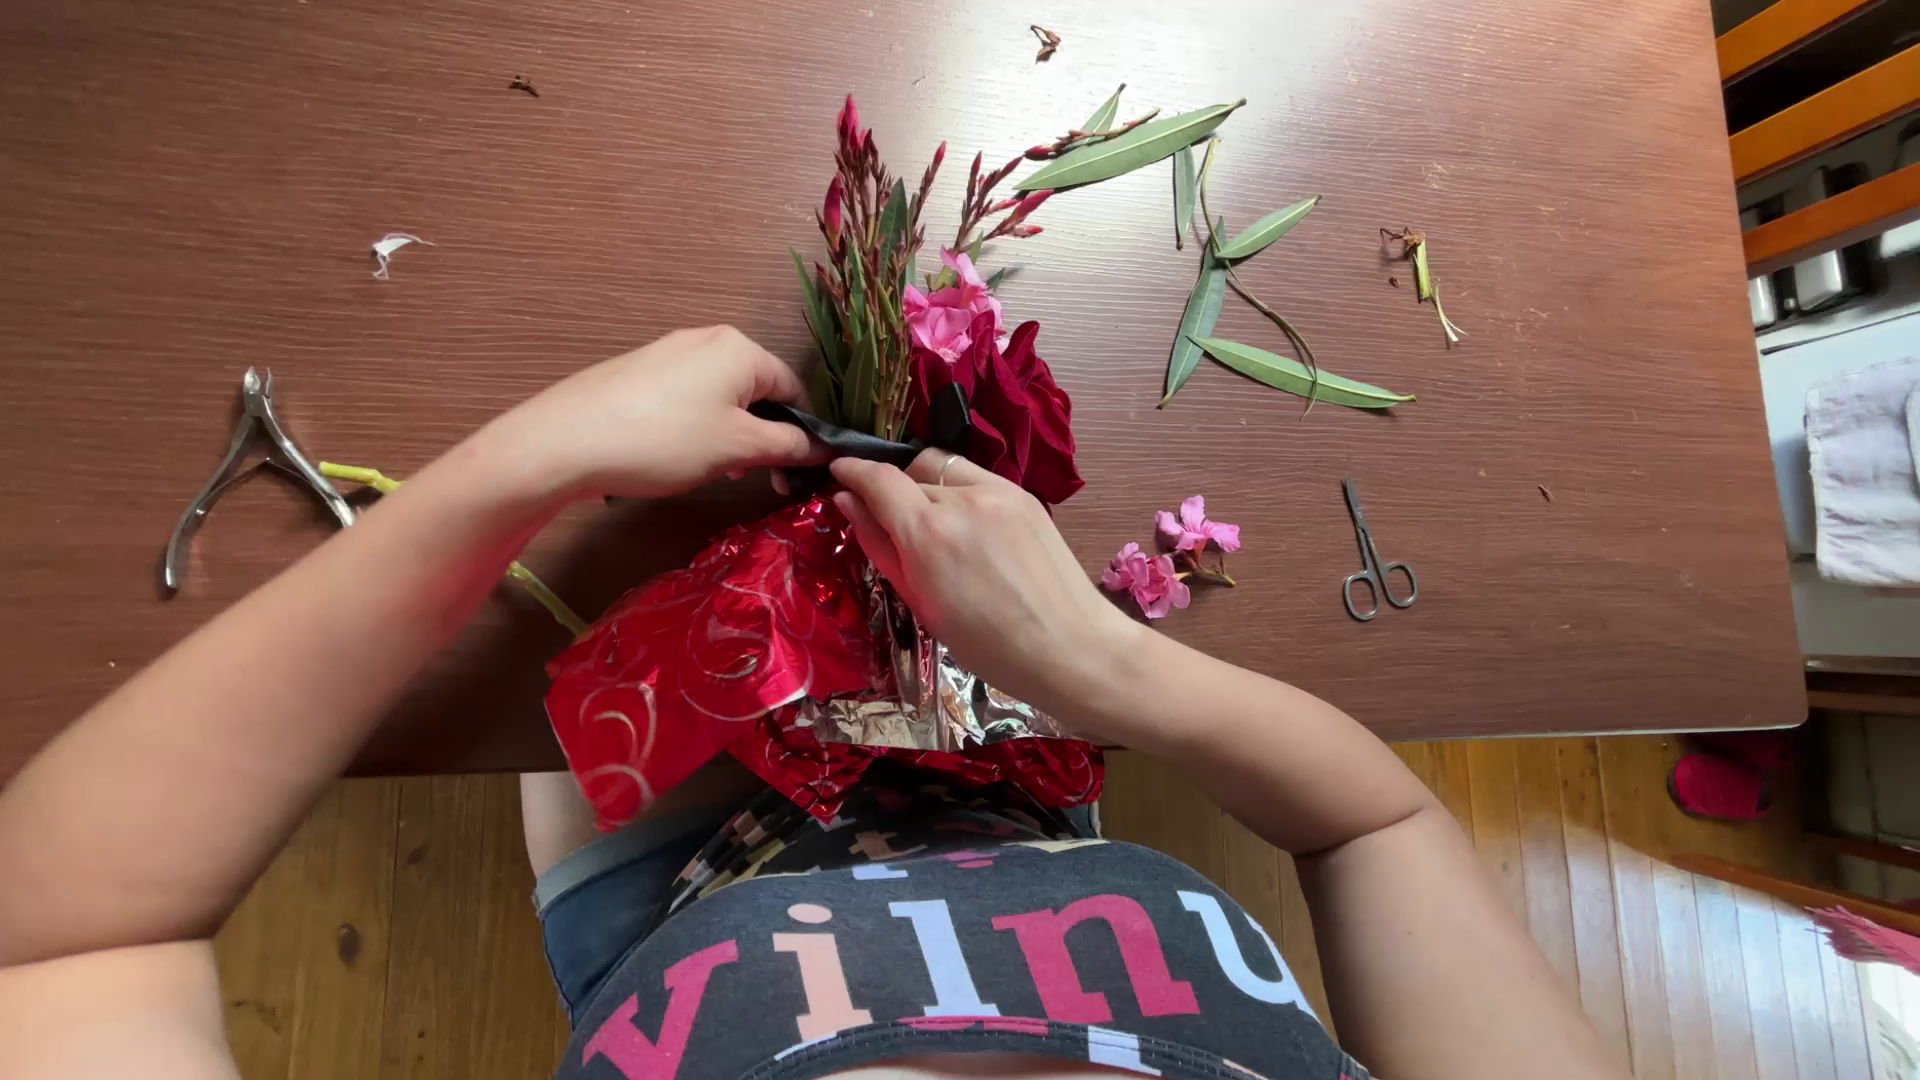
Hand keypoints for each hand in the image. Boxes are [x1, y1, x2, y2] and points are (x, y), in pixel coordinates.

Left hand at [484, 326, 824, 499]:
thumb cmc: (667, 440)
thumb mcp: (740, 447)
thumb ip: (791, 446)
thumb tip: (828, 448)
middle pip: (760, 392)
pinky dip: (702, 428)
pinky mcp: (641, 372)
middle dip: (768, 437)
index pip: (796, 390)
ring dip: (736, 437)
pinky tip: (684, 456)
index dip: (805, 434)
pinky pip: (692, 398)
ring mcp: (670, 353)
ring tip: (720, 472)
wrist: (564, 442)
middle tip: (760, 479)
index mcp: (741, 349)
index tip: (798, 473)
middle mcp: (708, 340)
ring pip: (725, 398)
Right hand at [829, 451, 1140, 736]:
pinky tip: (967, 526)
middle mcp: (961, 499)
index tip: (840, 472)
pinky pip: (975, 477)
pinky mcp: (1025, 494)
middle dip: (892, 490)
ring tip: (933, 525)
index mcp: (928, 534)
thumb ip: (881, 546)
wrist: (1070, 647)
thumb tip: (848, 502)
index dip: (852, 470)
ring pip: (943, 469)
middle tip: (892, 521)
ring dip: (925, 486)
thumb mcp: (921, 603)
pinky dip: (958, 491)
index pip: (878, 479)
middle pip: (909, 472)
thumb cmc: (988, 646)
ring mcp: (999, 491)